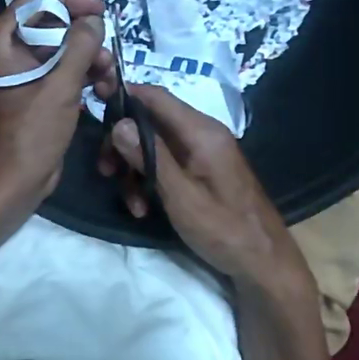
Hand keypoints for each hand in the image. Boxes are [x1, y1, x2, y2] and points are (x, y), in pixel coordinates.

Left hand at [0, 0, 117, 207]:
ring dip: (91, 58)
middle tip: (107, 55)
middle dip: (86, 37)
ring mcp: (27, 71)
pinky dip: (86, 75)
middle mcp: (11, 50)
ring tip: (108, 78)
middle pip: (55, 23)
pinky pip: (66, 70)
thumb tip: (95, 20)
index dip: (70, 0)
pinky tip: (104, 88)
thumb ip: (80, 47)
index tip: (100, 11)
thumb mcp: (60, 86)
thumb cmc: (31, 132)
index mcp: (3, 40)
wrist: (15, 180)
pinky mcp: (40, 90)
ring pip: (65, 48)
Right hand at [98, 83, 298, 283]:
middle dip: (123, 143)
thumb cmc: (224, 229)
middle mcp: (202, 134)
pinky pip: (166, 162)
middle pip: (150, 121)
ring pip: (153, 144)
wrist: (264, 263)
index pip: (156, 96)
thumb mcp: (181, 196)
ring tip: (132, 202)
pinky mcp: (201, 169)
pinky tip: (144, 207)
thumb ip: (150, 157)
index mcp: (201, 132)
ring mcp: (202, 152)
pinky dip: (149, 179)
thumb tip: (119, 123)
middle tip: (106, 171)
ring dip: (134, 168)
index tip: (95, 109)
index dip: (124, 96)